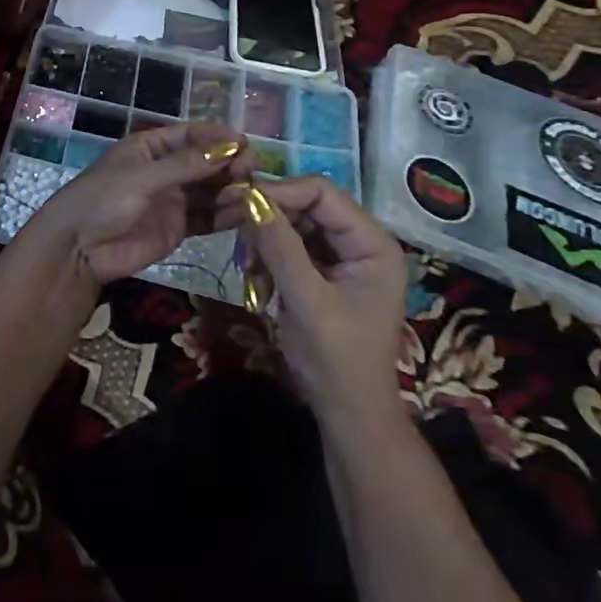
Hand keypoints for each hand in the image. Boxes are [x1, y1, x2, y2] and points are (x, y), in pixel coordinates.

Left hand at [21, 123, 253, 284]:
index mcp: (149, 148)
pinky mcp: (178, 228)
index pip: (190, 136)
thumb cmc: (101, 200)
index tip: (244, 145)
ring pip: (211, 190)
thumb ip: (184, 165)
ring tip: (254, 195)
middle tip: (250, 173)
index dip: (217, 138)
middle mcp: (164, 171)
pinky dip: (227, 216)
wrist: (78, 249)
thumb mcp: (141, 177)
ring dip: (232, 191)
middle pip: (206, 163)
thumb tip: (229, 146)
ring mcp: (172, 200)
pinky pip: (208, 218)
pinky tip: (246, 215)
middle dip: (229, 165)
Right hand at [216, 176, 406, 422]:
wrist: (347, 409)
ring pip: (290, 224)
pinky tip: (255, 282)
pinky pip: (286, 247)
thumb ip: (281, 248)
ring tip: (246, 269)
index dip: (279, 191)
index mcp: (372, 245)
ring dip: (262, 241)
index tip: (237, 204)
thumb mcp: (307, 301)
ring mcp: (339, 257)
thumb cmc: (337, 358)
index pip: (322, 193)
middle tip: (228, 230)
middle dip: (266, 218)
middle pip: (303, 205)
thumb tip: (250, 199)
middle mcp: (359, 242)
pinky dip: (265, 258)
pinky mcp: (320, 272)